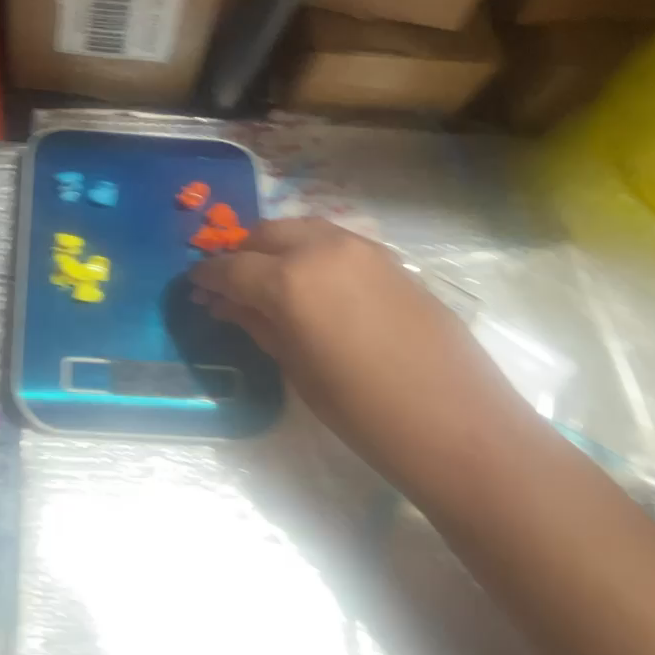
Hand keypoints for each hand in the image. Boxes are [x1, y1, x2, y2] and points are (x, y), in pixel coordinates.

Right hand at [189, 218, 537, 485]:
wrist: (458, 425)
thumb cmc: (365, 413)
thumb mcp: (299, 371)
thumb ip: (260, 326)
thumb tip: (228, 304)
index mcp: (290, 280)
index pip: (232, 267)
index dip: (208, 278)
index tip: (196, 290)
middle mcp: (322, 249)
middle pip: (266, 234)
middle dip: (242, 255)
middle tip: (231, 287)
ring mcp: (362, 249)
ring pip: (303, 230)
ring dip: (278, 248)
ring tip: (271, 282)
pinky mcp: (392, 260)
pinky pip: (337, 242)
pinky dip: (313, 252)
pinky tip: (315, 286)